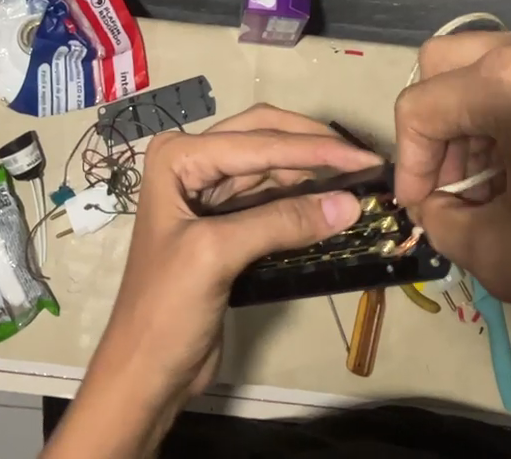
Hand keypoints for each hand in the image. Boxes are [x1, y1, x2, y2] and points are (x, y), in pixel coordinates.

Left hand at [88, 104, 378, 400]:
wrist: (145, 372)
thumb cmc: (166, 309)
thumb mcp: (218, 255)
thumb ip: (282, 222)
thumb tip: (350, 203)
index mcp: (178, 156)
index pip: (256, 141)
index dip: (313, 148)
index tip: (365, 156)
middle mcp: (192, 161)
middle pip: (264, 136)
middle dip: (314, 144)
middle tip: (365, 158)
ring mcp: (209, 190)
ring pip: (272, 163)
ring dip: (312, 167)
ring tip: (360, 174)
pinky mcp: (227, 221)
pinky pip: (272, 194)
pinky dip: (303, 194)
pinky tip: (333, 198)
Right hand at [393, 28, 510, 350]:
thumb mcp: (509, 257)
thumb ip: (444, 223)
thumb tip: (434, 202)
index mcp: (506, 80)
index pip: (419, 106)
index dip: (406, 162)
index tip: (422, 212)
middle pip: (444, 64)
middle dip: (432, 124)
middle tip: (448, 184)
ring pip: (485, 66)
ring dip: (469, 117)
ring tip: (489, 183)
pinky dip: (509, 112)